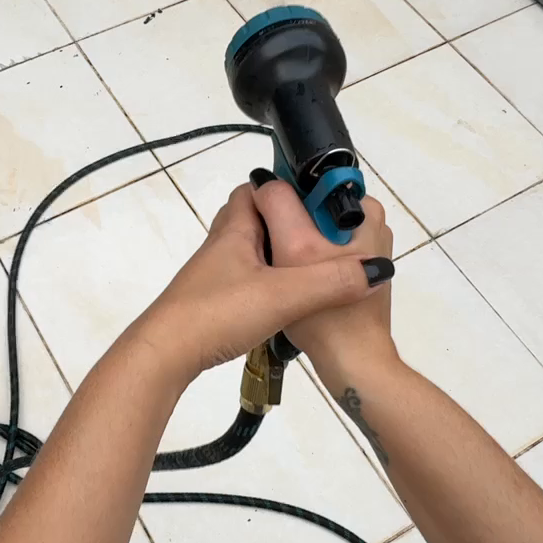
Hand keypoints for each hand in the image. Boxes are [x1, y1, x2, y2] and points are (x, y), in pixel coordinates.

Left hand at [124, 176, 393, 383]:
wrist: (164, 355)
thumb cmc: (218, 312)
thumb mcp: (283, 295)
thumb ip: (331, 282)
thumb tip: (377, 267)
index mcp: (234, 231)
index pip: (255, 190)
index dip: (284, 188)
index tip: (320, 200)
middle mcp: (221, 247)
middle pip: (252, 220)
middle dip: (285, 224)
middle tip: (320, 239)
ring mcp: (212, 276)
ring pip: (248, 254)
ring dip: (276, 257)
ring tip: (310, 271)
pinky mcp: (210, 303)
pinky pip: (243, 282)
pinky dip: (265, 284)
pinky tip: (284, 303)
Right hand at [245, 172, 397, 377]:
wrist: (350, 362)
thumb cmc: (325, 310)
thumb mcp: (295, 247)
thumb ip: (278, 205)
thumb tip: (263, 182)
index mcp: (364, 210)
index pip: (311, 183)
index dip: (282, 200)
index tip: (264, 226)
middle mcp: (370, 224)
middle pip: (309, 208)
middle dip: (284, 224)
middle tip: (267, 252)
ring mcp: (363, 250)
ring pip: (309, 231)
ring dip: (288, 244)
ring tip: (274, 267)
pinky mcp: (353, 272)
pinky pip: (316, 253)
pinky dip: (299, 262)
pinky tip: (288, 280)